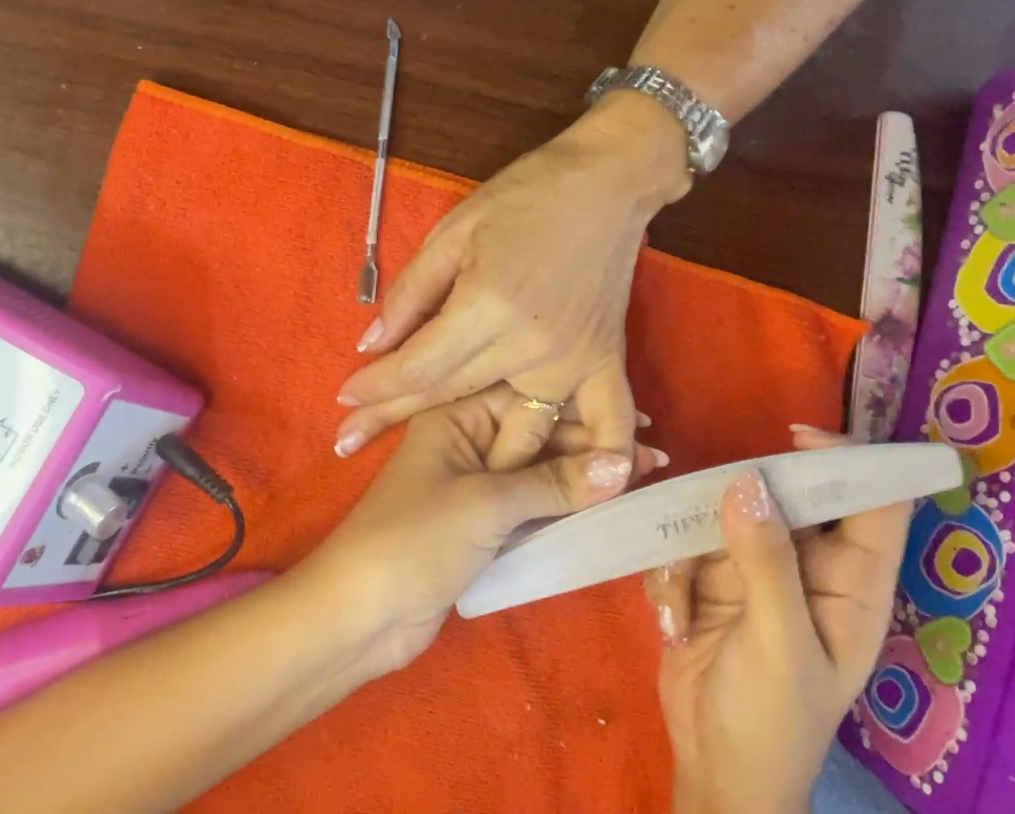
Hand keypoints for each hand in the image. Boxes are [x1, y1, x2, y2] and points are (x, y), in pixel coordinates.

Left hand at [301, 385, 652, 674]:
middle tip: (654, 461)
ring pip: (538, 474)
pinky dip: (563, 509)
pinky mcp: (479, 526)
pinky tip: (603, 511)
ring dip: (582, 480)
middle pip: (538, 437)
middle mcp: (465, 443)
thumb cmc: (413, 540)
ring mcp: (472, 487)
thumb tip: (622, 463)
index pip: (529, 402)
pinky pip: (530, 508)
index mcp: (454, 417)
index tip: (639, 425)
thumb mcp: (486, 504)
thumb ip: (553, 483)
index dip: (583, 416)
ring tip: (642, 482)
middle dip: (591, 449)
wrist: (361, 612)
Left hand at [336, 96, 690, 468]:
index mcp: (486, 306)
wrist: (606, 182)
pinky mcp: (606, 358)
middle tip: (345, 443)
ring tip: (423, 485)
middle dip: (391, 416)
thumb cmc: (523, 197)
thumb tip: (371, 345)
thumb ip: (411, 294)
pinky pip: (606, 418)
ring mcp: (572, 359)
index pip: (418, 365)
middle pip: (450, 395)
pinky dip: (601, 456)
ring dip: (469, 454)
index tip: (343, 402)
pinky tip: (595, 494)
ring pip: (509, 419)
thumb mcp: (452, 233)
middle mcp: (528, 346)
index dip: (376, 387)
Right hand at [644, 427, 911, 813]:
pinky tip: (673, 622)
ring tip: (682, 601)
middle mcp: (806, 567)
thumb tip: (747, 480)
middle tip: (700, 519)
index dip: (851, 460)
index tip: (794, 434)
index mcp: (852, 583)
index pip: (873, 503)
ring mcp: (752, 573)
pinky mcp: (706, 582)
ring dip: (688, 551)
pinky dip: (669, 579)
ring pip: (717, 518)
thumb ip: (765, 561)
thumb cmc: (771, 717)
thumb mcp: (778, 642)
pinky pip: (681, 549)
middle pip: (783, 498)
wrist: (714, 766)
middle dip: (736, 501)